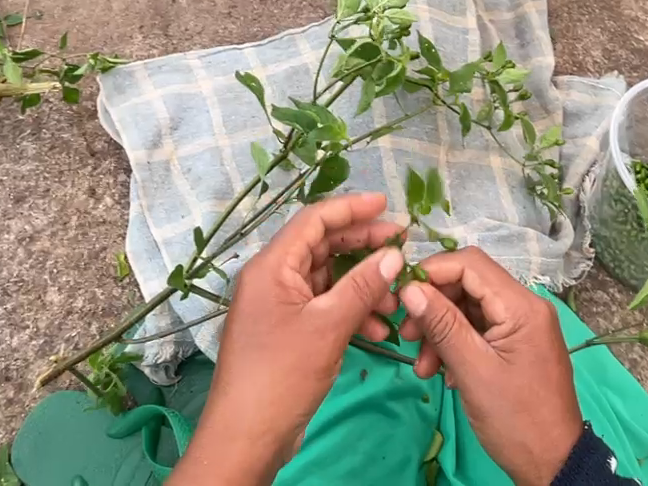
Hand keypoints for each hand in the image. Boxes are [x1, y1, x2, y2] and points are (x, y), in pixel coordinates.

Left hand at [173, 193, 405, 484]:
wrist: (245, 441)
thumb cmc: (281, 376)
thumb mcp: (328, 327)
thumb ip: (363, 285)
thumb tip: (394, 254)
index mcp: (272, 265)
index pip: (314, 219)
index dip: (351, 208)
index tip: (387, 205)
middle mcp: (273, 277)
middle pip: (324, 245)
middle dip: (364, 246)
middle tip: (402, 247)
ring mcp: (280, 304)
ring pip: (329, 278)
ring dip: (362, 284)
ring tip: (396, 299)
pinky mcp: (289, 329)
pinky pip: (325, 305)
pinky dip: (351, 311)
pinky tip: (378, 328)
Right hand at [398, 247, 581, 485]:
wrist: (554, 467)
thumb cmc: (516, 420)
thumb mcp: (474, 372)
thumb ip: (442, 325)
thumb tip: (410, 288)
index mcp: (521, 305)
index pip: (471, 264)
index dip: (433, 271)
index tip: (403, 293)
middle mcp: (525, 305)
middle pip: (468, 284)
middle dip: (435, 306)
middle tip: (408, 336)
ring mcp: (522, 325)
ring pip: (470, 308)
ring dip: (441, 330)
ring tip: (423, 367)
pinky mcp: (517, 344)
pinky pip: (480, 329)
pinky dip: (457, 344)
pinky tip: (443, 372)